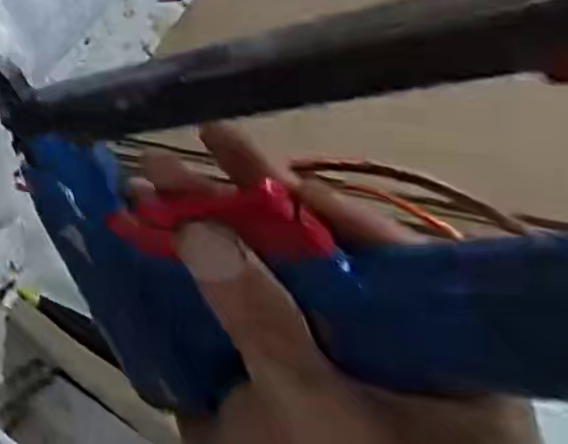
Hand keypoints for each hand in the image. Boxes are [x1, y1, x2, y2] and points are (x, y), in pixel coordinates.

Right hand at [138, 126, 540, 443]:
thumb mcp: (324, 419)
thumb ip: (267, 323)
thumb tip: (200, 230)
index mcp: (426, 352)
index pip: (374, 250)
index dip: (307, 200)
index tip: (251, 164)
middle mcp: (365, 339)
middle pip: (300, 250)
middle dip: (234, 199)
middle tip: (182, 150)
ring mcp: (305, 349)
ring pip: (251, 270)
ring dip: (195, 224)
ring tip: (142, 184)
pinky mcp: (256, 365)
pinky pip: (218, 304)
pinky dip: (178, 269)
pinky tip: (141, 231)